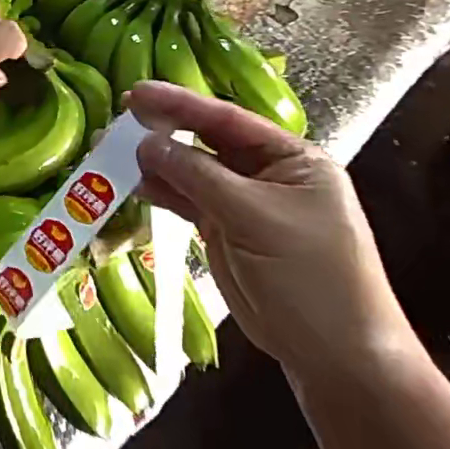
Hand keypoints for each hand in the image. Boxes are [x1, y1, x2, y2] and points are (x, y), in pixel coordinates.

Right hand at [126, 81, 417, 379]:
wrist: (334, 356)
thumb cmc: (308, 275)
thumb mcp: (254, 217)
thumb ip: (199, 177)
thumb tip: (146, 143)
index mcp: (291, 157)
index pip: (228, 120)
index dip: (182, 104)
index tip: (139, 92)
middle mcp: (267, 173)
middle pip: (208, 142)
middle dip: (166, 129)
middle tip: (121, 116)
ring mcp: (245, 204)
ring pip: (194, 173)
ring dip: (158, 163)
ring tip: (114, 149)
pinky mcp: (227, 233)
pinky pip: (190, 203)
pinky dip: (164, 193)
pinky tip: (135, 183)